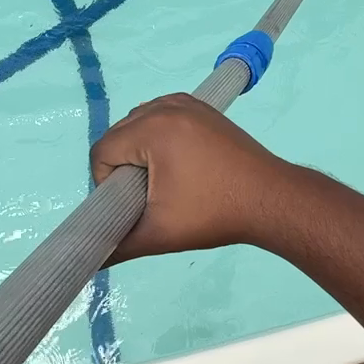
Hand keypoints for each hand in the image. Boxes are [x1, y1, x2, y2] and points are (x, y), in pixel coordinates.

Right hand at [89, 93, 298, 263]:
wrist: (269, 199)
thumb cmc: (213, 214)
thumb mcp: (160, 234)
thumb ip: (120, 246)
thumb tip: (93, 260)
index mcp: (152, 130)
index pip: (102, 150)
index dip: (105, 181)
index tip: (129, 204)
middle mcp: (166, 106)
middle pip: (119, 132)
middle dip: (121, 163)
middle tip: (144, 194)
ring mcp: (187, 103)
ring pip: (140, 120)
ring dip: (139, 147)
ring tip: (160, 179)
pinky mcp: (203, 108)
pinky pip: (163, 113)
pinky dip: (159, 133)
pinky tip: (176, 160)